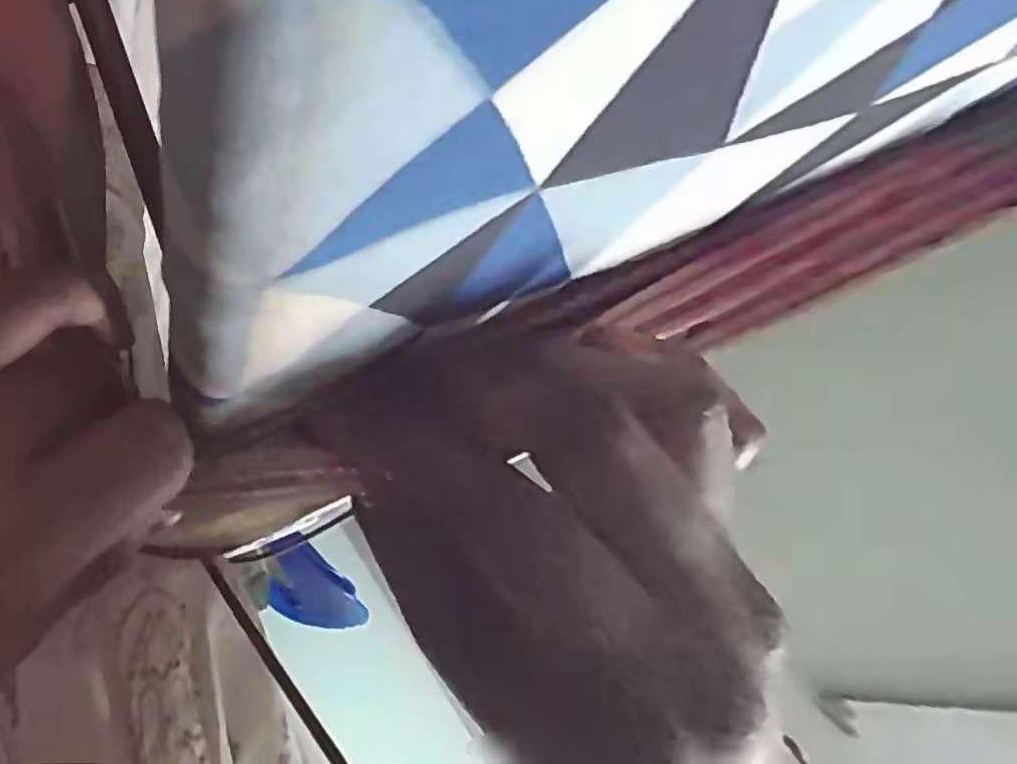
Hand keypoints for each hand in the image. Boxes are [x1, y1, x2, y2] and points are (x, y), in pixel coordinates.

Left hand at [0, 209, 192, 763]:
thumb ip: (70, 573)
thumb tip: (122, 512)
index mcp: (29, 532)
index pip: (153, 447)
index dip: (161, 453)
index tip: (136, 470)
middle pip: (86, 367)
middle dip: (105, 387)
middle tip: (85, 416)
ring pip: (19, 298)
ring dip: (65, 298)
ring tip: (76, 317)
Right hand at [308, 331, 781, 763]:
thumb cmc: (534, 729)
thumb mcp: (451, 652)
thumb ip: (409, 538)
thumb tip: (362, 437)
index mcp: (626, 669)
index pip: (508, 509)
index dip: (411, 441)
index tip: (342, 408)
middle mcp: (711, 603)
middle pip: (593, 429)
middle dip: (472, 379)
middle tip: (398, 373)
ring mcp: (741, 552)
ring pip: (664, 399)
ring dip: (543, 359)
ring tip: (467, 362)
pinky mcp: (737, 518)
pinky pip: (694, 411)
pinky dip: (620, 365)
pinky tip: (556, 357)